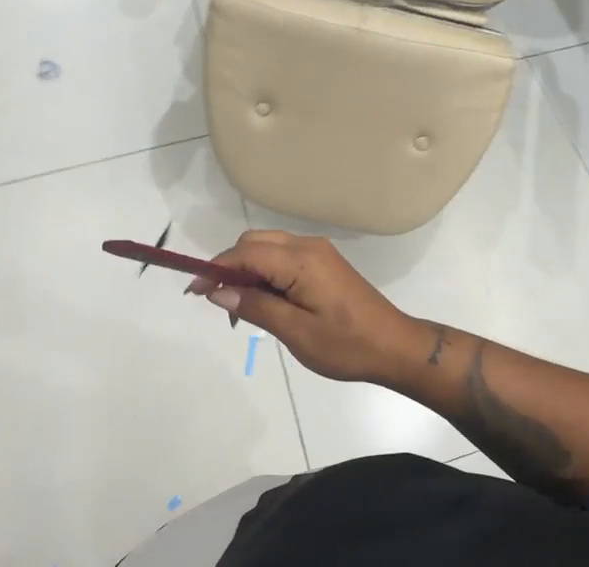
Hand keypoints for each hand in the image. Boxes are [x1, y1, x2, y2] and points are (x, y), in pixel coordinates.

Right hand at [186, 231, 427, 384]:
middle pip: (254, 242)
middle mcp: (308, 246)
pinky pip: (283, 255)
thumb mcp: (296, 333)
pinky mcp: (324, 262)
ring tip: (238, 306)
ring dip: (247, 269)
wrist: (394, 346)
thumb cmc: (346, 345)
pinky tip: (263, 299)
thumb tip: (218, 292)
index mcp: (301, 261)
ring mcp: (318, 252)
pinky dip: (265, 270)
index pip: (246, 253)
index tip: (194, 290)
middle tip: (217, 302)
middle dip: (230, 266)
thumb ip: (255, 308)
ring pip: (268, 246)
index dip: (216, 268)